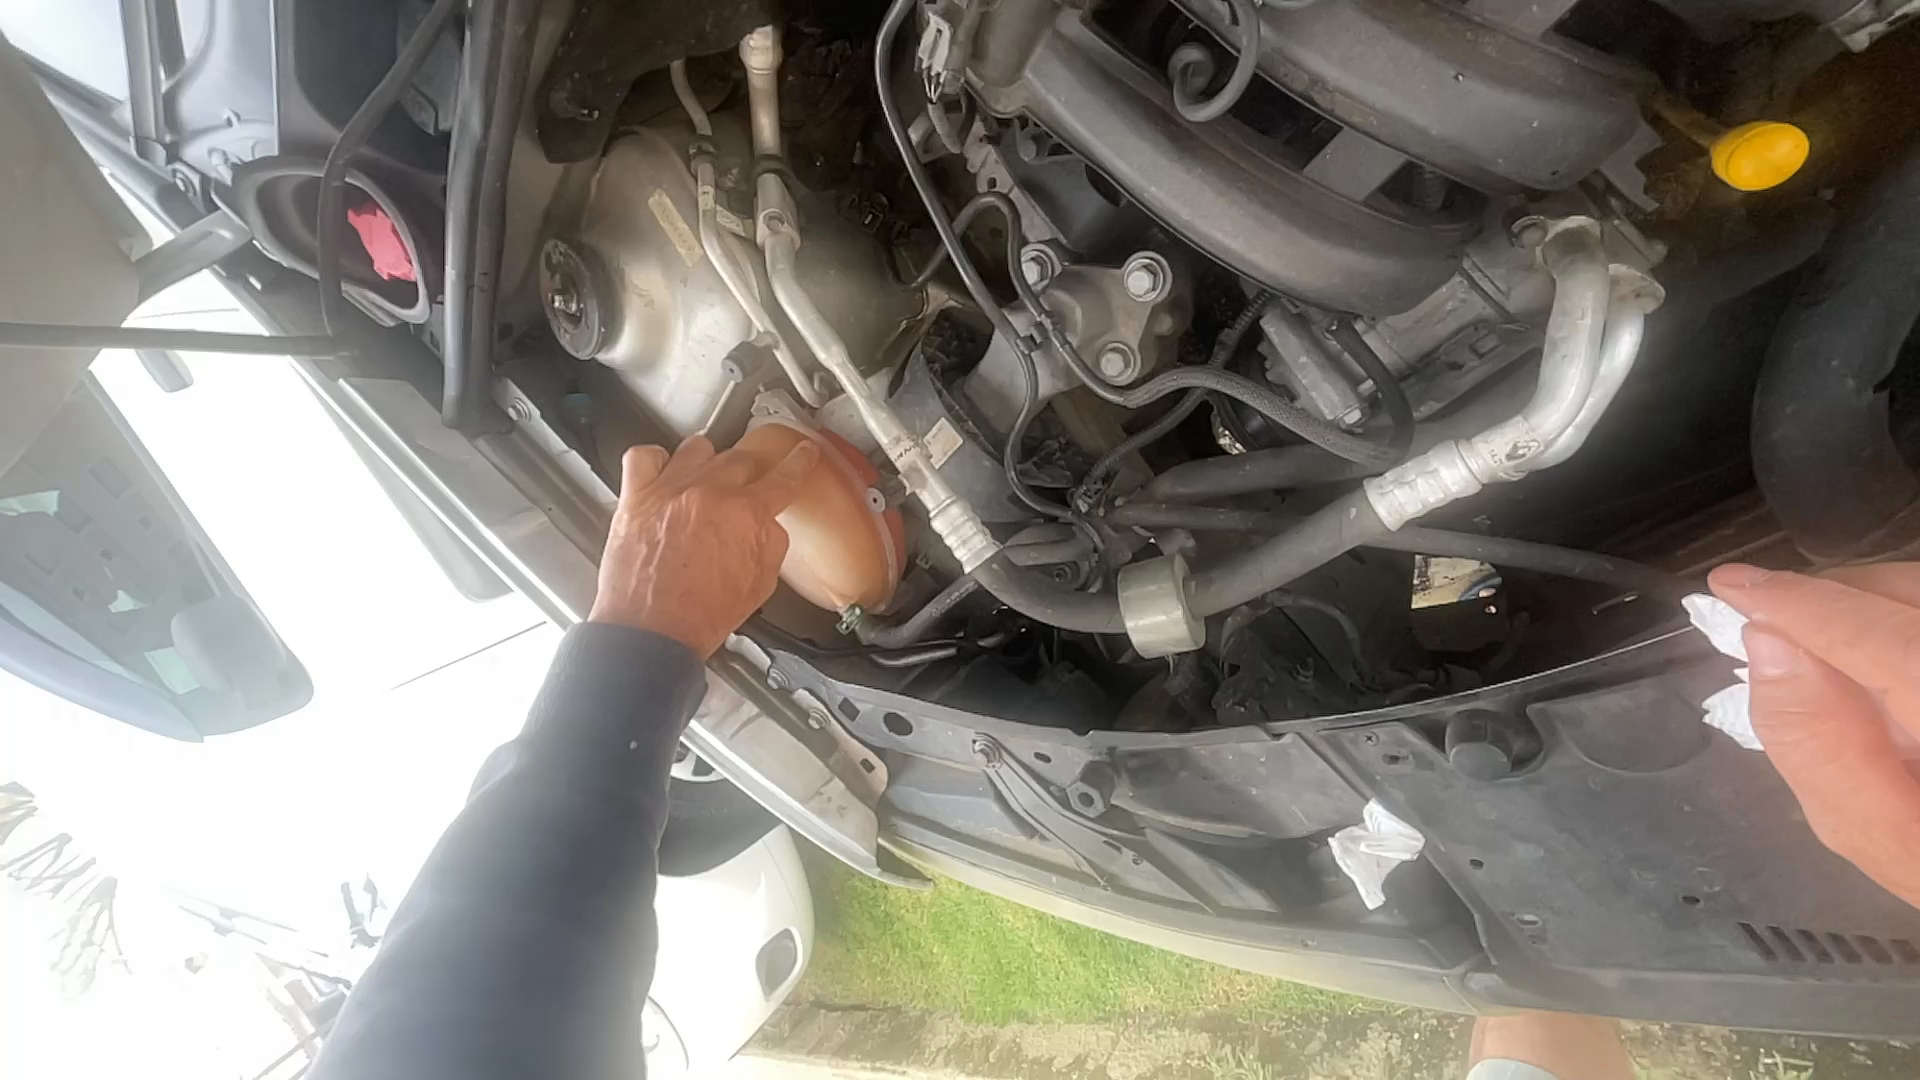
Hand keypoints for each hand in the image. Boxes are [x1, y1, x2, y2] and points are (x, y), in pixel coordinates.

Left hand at [590, 435, 817, 657]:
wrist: (652, 631)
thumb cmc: (701, 615)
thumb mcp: (761, 584)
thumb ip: (772, 544)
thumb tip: (769, 524)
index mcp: (747, 514)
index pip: (785, 477)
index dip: (800, 462)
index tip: (803, 453)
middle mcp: (709, 493)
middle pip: (741, 458)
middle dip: (750, 469)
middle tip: (750, 481)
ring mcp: (670, 490)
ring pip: (697, 448)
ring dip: (708, 459)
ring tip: (707, 475)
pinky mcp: (636, 497)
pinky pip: (644, 455)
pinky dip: (656, 459)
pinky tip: (663, 471)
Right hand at [1709, 562, 1919, 906]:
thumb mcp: (1875, 833)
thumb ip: (1811, 741)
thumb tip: (1764, 644)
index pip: (1894, 644)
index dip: (1804, 605)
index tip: (1731, 585)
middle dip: (1836, 596)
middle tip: (1774, 620)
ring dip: (1875, 602)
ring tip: (1829, 639)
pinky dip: (1906, 616)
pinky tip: (1884, 649)